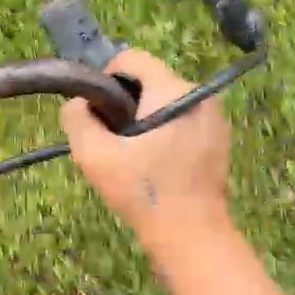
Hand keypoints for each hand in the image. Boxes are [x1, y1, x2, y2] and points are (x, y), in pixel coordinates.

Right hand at [60, 49, 233, 259]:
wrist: (191, 235)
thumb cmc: (141, 190)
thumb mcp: (92, 152)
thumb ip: (76, 117)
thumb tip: (79, 103)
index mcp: (172, 90)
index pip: (131, 58)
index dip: (105, 78)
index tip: (97, 110)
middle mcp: (199, 95)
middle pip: (148, 80)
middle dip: (124, 102)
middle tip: (111, 138)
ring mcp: (214, 118)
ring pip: (163, 101)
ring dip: (143, 118)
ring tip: (131, 154)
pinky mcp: (218, 139)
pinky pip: (180, 119)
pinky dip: (162, 132)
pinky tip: (153, 164)